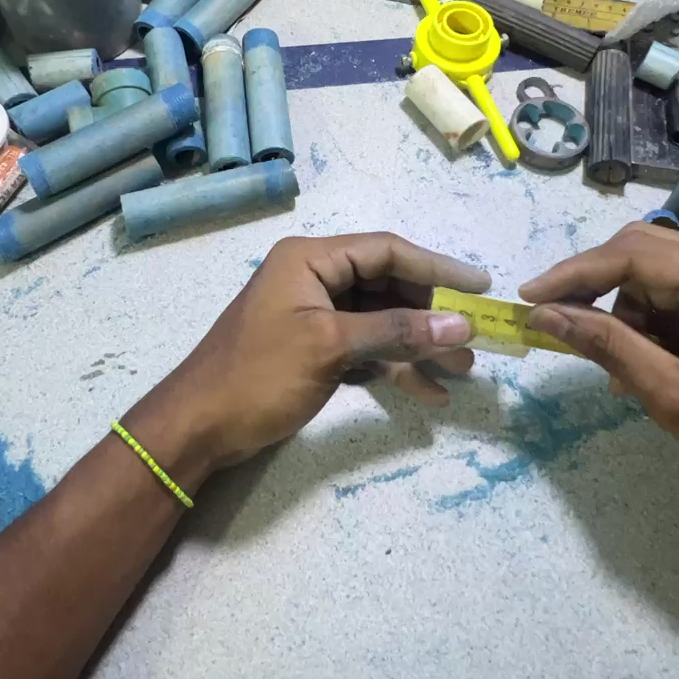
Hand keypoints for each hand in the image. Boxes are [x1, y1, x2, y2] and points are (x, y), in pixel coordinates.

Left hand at [126, 233, 490, 481]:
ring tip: (462, 370)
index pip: (386, 251)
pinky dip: (393, 366)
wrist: (198, 427)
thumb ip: (397, 330)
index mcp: (311, 259)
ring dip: (418, 344)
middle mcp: (315, 278)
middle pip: (387, 285)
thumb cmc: (259, 375)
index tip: (480, 287)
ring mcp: (315, 314)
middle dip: (431, 313)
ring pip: (380, 320)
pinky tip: (428, 391)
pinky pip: (365, 348)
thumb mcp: (331, 347)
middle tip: (475, 338)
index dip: (437, 267)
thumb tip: (461, 324)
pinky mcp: (315, 348)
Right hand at [519, 222, 678, 521]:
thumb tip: (546, 314)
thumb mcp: (676, 398)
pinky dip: (653, 325)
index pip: (634, 254)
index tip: (530, 298)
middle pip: (645, 252)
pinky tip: (648, 367)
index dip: (574, 274)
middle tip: (559, 323)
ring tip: (618, 370)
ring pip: (660, 275)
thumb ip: (609, 347)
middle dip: (596, 287)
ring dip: (625, 312)